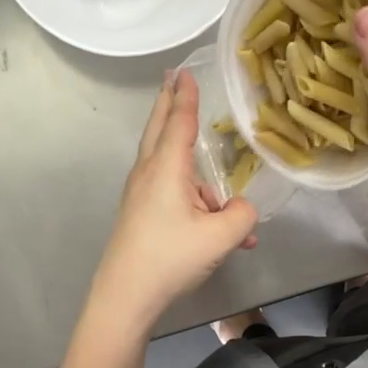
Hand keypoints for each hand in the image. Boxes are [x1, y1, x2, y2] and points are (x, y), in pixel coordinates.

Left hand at [88, 70, 257, 328]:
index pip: (179, 121)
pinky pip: (172, 194)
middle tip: (173, 80)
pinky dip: (195, 200)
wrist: (126, 296)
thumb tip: (241, 209)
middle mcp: (149, 174)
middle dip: (169, 105)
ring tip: (226, 206)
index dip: (186, 96)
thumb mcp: (221, 237)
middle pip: (160, 130)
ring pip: (169, 167)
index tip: (185, 71)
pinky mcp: (140, 216)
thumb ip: (242, 215)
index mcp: (166, 168)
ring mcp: (140, 196)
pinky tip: (221, 235)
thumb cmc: (170, 258)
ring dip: (195, 170)